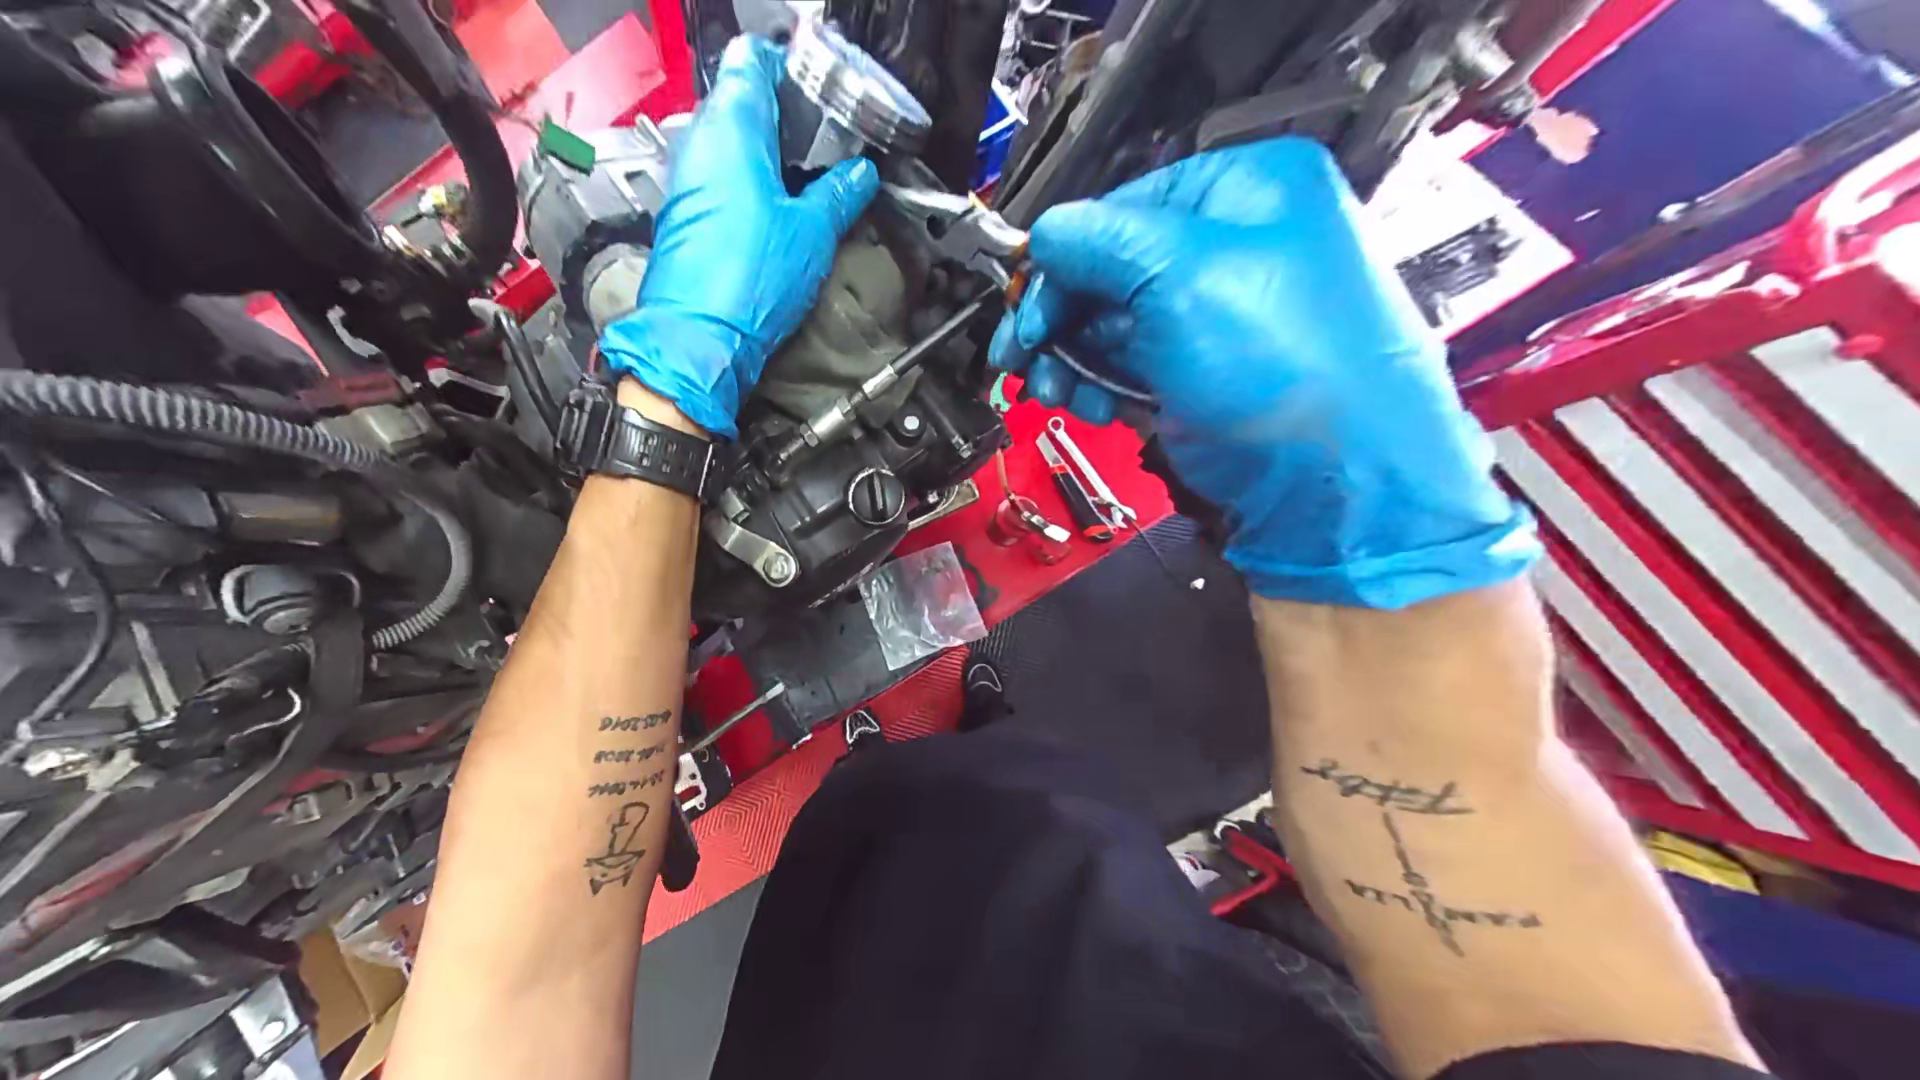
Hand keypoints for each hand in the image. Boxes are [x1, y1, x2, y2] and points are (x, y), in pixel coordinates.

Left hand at [598, 36, 878, 438]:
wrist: (699, 338)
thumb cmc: (747, 282)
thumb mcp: (812, 233)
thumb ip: (839, 194)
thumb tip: (861, 175)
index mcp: (730, 128)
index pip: (755, 61)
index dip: (791, 68)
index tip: (820, 90)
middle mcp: (699, 143)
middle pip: (743, 101)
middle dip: (787, 116)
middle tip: (826, 142)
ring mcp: (687, 178)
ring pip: (732, 142)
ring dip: (769, 152)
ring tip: (808, 179)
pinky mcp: (686, 212)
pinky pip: (721, 178)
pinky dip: (750, 182)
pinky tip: (778, 209)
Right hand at [988, 137, 1536, 607]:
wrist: (1327, 480)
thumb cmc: (1291, 367)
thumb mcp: (1183, 279)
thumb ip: (1102, 243)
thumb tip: (1049, 233)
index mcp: (1244, 194)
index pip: (1121, 209)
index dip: (1065, 258)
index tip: (1025, 302)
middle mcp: (1228, 252)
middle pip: (1109, 271)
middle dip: (1060, 318)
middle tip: (1023, 352)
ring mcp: (1211, 318)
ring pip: (1111, 325)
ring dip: (1072, 358)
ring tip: (1055, 389)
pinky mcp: (1197, 373)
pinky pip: (1127, 367)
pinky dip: (1098, 386)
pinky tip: (1090, 405)